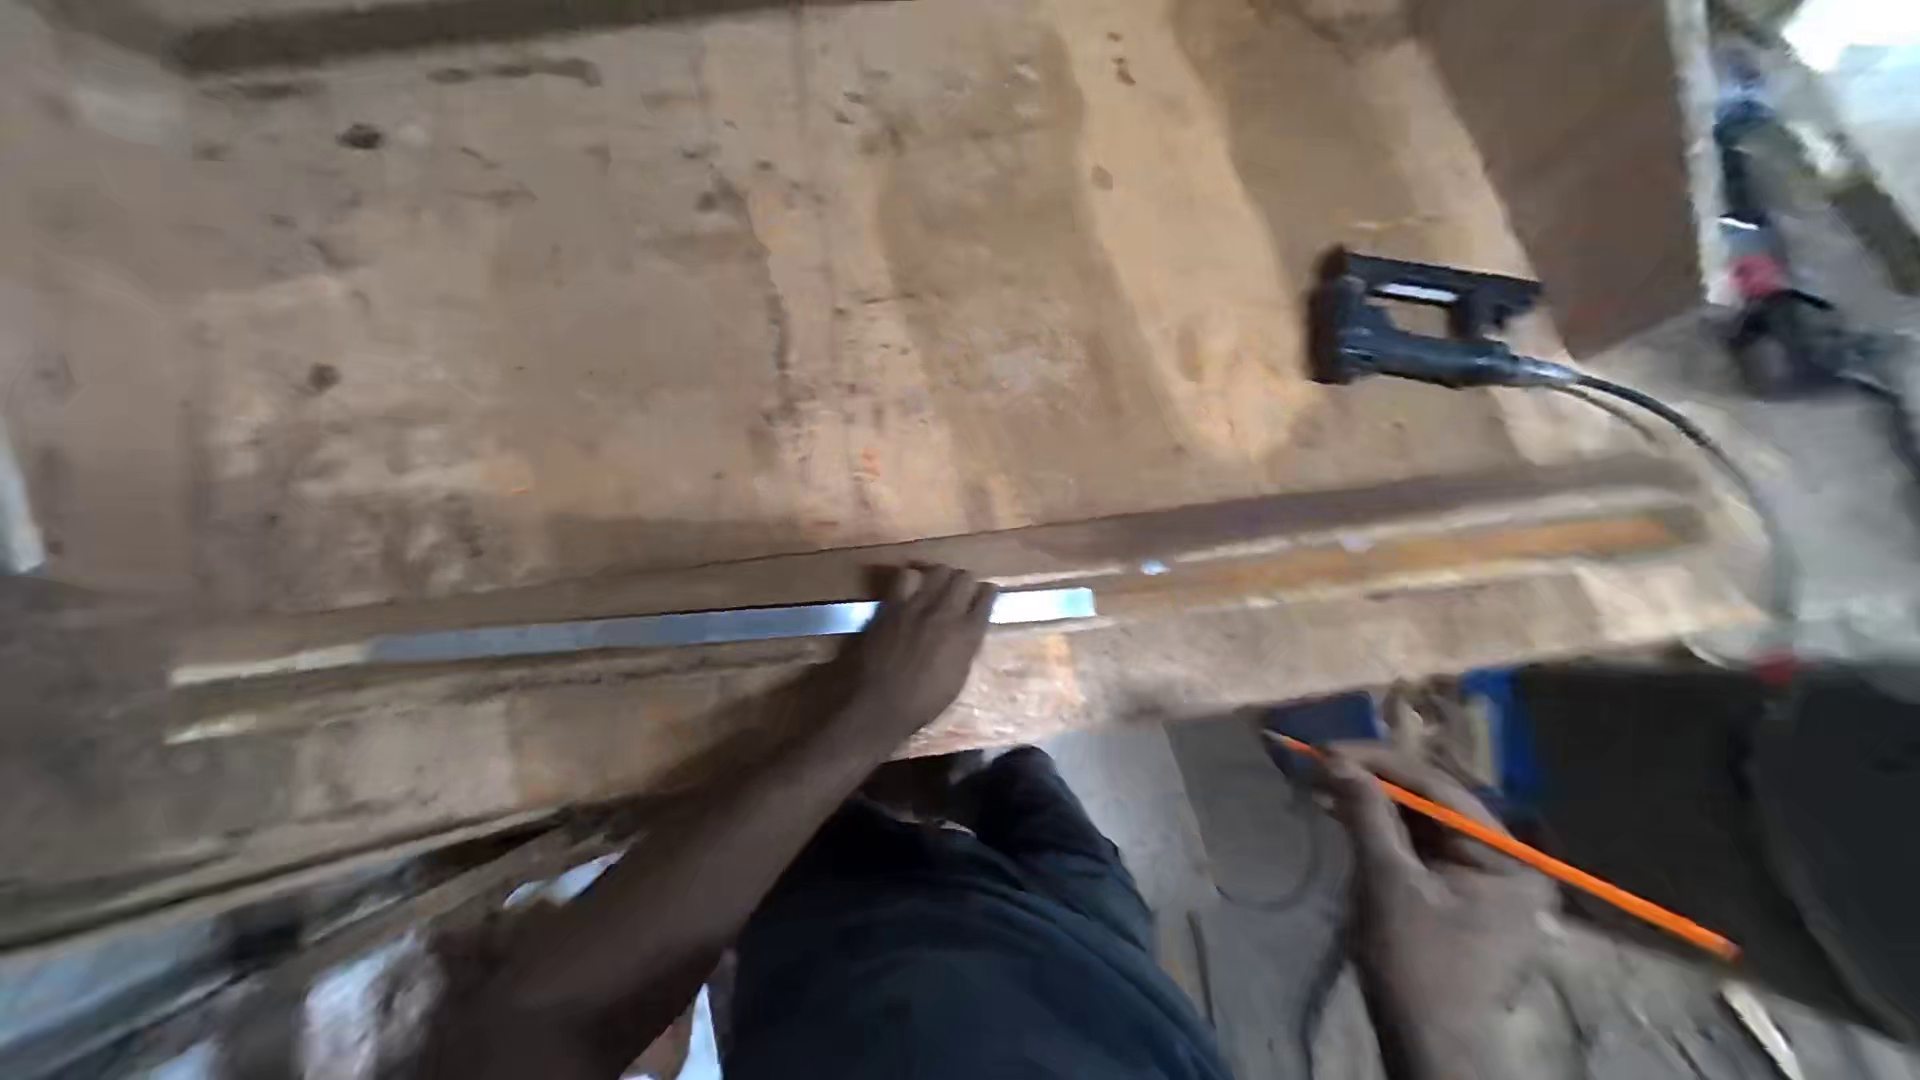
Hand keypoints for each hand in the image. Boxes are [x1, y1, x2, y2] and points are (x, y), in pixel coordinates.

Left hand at [828, 565, 997, 743]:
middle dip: (968, 581)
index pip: (986, 598)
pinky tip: (911, 588)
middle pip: (965, 578)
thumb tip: (967, 631)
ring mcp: (917, 606)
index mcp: (967, 635)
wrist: (879, 704)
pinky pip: (906, 577)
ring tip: (938, 584)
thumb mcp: (958, 678)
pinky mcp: (892, 605)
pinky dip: (913, 579)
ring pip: (939, 571)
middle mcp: (946, 613)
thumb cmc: (923, 702)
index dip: (988, 593)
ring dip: (942, 576)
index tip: (987, 592)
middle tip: (963, 588)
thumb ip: (965, 647)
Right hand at [1325, 743, 1556, 1079]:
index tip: (1326, 749)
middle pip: (1428, 800)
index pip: (1437, 788)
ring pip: (1417, 817)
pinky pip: (1413, 841)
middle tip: (1319, 761)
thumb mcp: (1386, 879)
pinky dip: (1375, 824)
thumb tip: (1334, 758)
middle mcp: (1503, 859)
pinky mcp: (1453, 888)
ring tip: (1320, 780)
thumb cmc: (1415, 962)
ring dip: (1368, 798)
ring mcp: (1480, 875)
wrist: (1427, 1042)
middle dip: (1371, 778)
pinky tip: (1339, 809)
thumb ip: (1365, 812)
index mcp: (1506, 858)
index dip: (1377, 762)